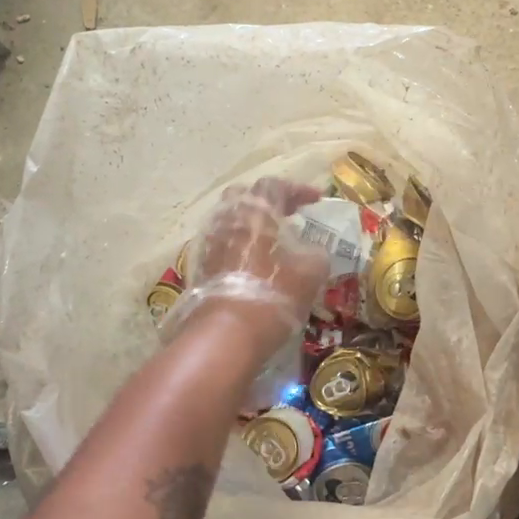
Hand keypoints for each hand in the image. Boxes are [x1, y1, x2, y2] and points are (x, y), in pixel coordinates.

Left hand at [163, 178, 328, 346]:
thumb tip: (313, 250)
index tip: (317, 200)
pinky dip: (241, 246)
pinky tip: (256, 263)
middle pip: (244, 196)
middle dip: (267, 201)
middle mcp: (228, 220)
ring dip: (253, 226)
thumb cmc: (273, 294)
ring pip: (231, 221)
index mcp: (255, 212)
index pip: (275, 186)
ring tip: (273, 241)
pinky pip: (224, 244)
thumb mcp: (312, 272)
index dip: (298, 189)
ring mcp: (210, 243)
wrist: (227, 333)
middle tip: (288, 214)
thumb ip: (316, 252)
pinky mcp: (201, 267)